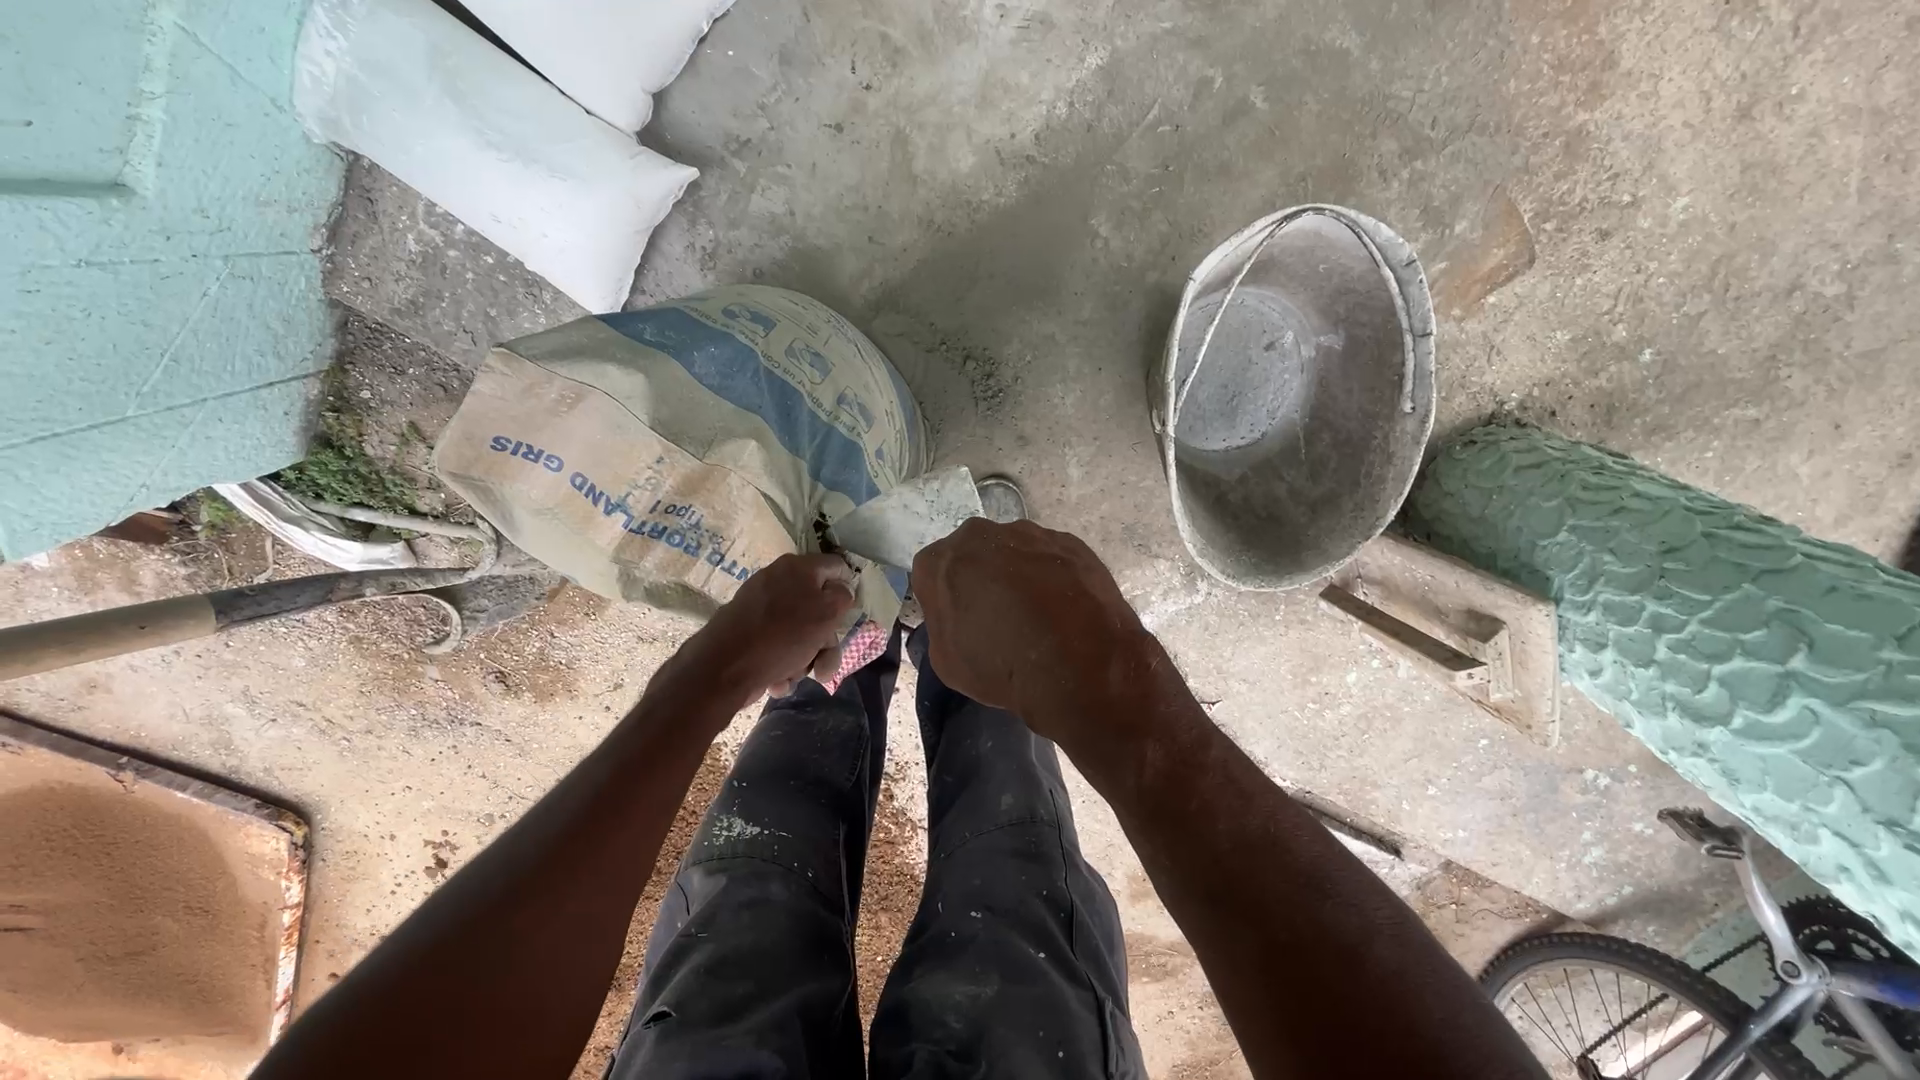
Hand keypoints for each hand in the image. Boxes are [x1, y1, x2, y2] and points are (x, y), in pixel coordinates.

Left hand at [662, 553, 856, 716]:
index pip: (836, 568)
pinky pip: (778, 646)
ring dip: (805, 659)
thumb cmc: (783, 635)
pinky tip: (778, 680)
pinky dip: (783, 664)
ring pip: (800, 633)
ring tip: (794, 676)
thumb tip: (841, 590)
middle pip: (818, 609)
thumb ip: (842, 597)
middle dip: (825, 643)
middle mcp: (778, 581)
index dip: (848, 589)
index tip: (851, 615)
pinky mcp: (748, 632)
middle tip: (824, 667)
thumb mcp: (826, 614)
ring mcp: (761, 608)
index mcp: (798, 568)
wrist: (724, 667)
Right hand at [911, 519, 1166, 749]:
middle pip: (974, 553)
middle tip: (998, 617)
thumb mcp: (946, 660)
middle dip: (981, 578)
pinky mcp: (1071, 542)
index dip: (946, 599)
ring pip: (1015, 551)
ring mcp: (1030, 533)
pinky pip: (1051, 558)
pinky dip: (1054, 577)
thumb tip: (959, 615)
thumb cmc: (1001, 666)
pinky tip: (1065, 609)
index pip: (932, 572)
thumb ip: (943, 624)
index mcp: (942, 561)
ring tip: (1038, 615)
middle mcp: (981, 535)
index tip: (962, 622)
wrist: (1080, 665)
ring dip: (1019, 574)